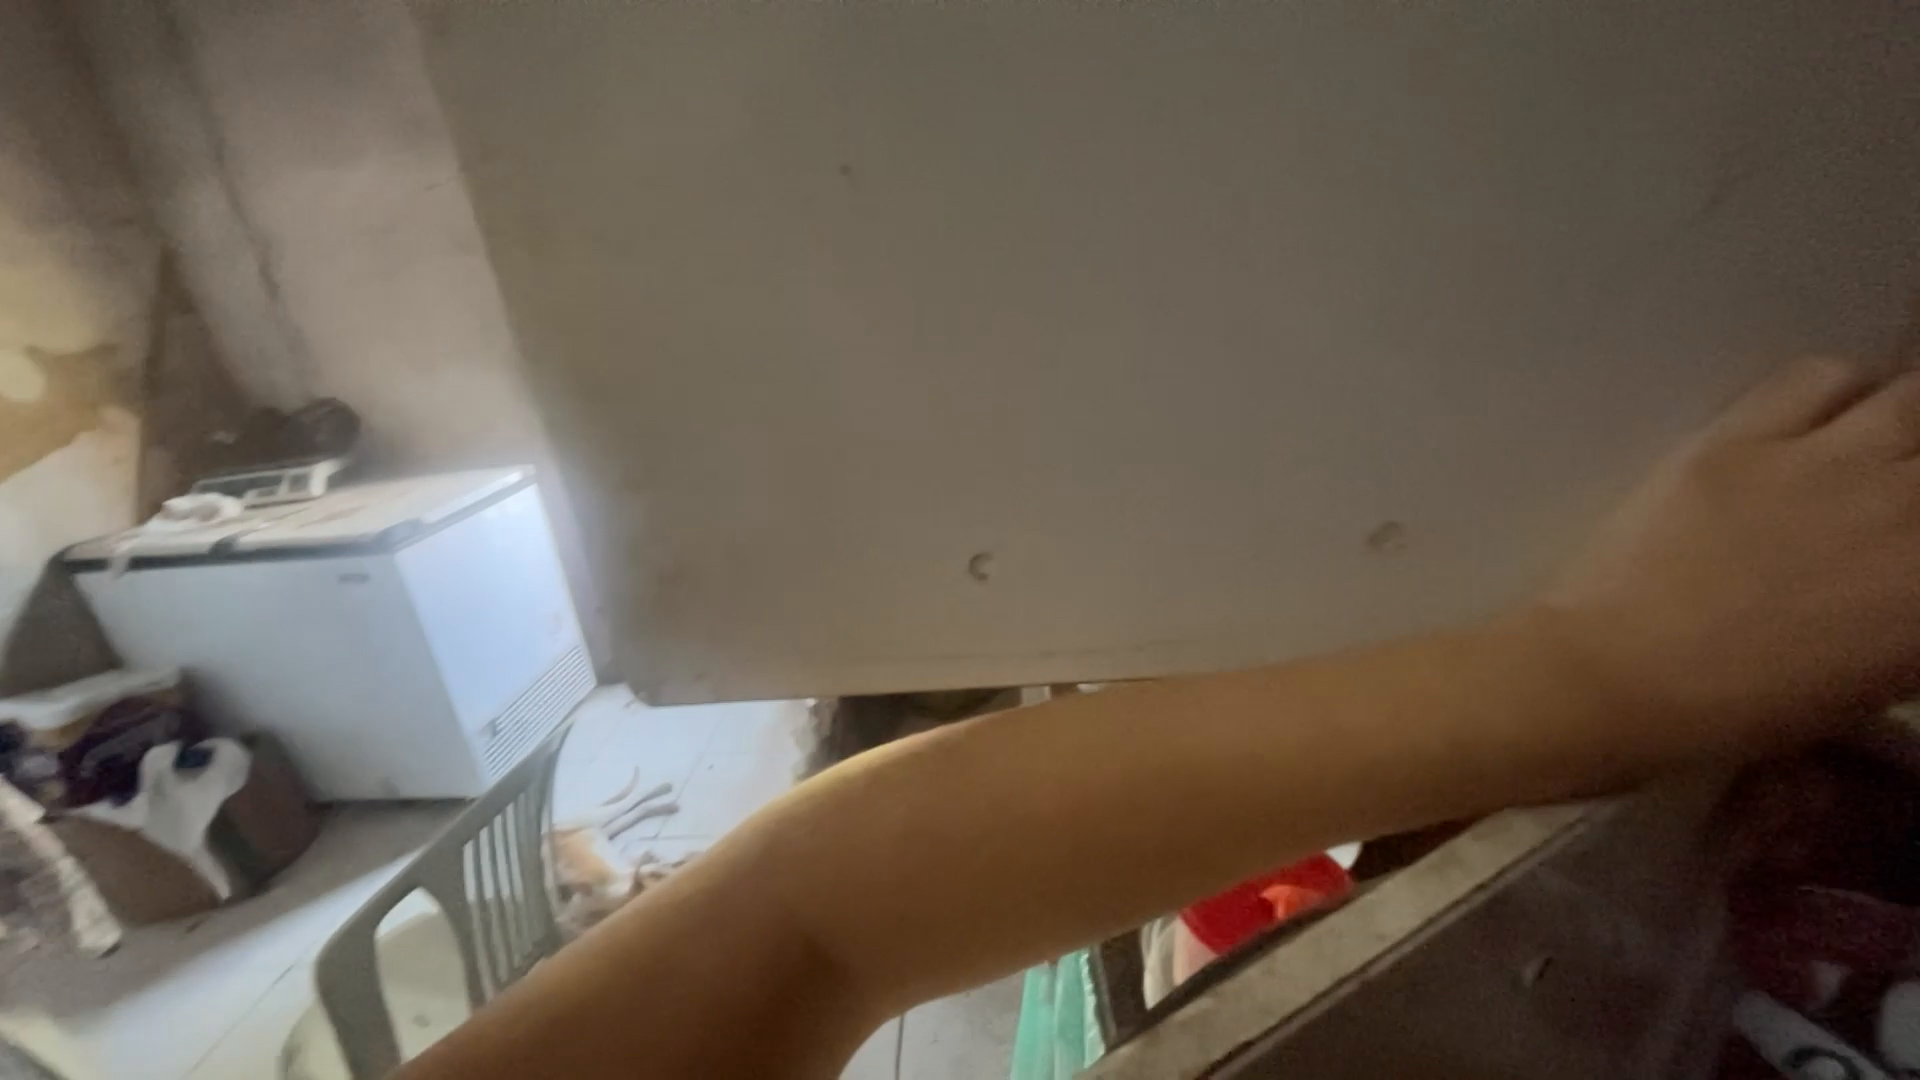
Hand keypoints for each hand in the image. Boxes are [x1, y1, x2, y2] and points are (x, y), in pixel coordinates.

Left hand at [1539, 357, 1919, 750]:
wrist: (1621, 675)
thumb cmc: (1738, 706)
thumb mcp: (1873, 679)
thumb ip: (1911, 622)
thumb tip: (1905, 584)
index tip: (1909, 532)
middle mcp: (1917, 513)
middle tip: (1895, 486)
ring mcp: (1830, 466)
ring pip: (1918, 395)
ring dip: (1905, 417)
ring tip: (1871, 444)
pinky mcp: (1736, 444)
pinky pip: (1812, 378)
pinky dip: (1826, 392)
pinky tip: (1801, 422)